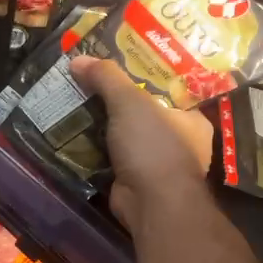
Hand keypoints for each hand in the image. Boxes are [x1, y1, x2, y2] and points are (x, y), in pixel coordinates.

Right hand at [70, 56, 212, 230]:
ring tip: (73, 100)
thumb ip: (107, 78)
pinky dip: (93, 144)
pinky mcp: (133, 176)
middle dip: (114, 96)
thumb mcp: (131, 103)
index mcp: (190, 116)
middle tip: (87, 77)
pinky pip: (110, 152)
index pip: (167, 86)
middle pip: (141, 108)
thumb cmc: (154, 147)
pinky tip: (73, 131)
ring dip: (100, 121)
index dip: (141, 72)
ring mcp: (155, 159)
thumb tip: (78, 59)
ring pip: (124, 131)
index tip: (115, 60)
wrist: (152, 203)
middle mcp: (177, 137)